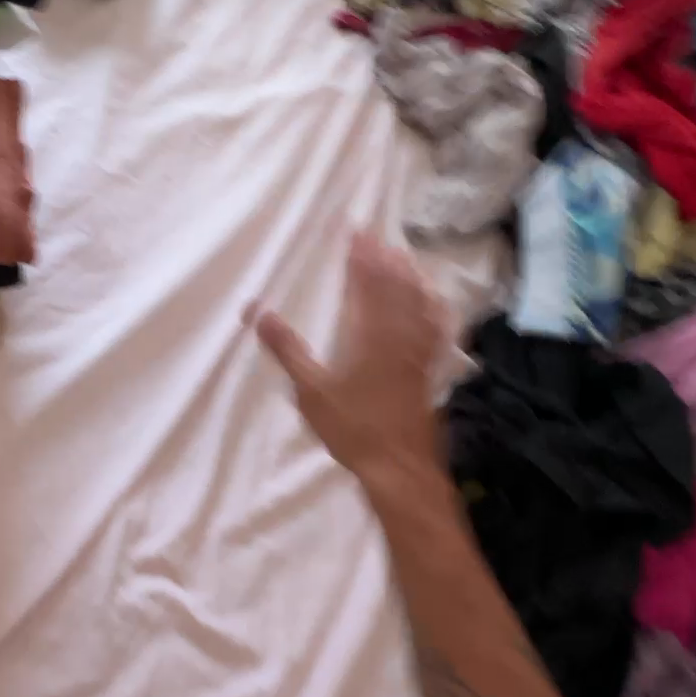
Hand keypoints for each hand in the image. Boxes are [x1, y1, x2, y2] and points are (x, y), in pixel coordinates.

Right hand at [246, 233, 445, 484]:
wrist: (398, 464)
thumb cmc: (350, 427)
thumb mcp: (310, 391)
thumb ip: (287, 349)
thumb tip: (258, 313)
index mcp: (369, 336)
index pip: (366, 285)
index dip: (360, 257)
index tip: (353, 233)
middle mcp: (400, 336)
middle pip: (396, 287)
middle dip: (385, 260)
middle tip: (375, 238)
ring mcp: (419, 352)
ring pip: (419, 304)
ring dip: (409, 277)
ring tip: (401, 258)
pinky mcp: (429, 369)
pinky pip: (437, 330)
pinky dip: (434, 309)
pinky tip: (434, 302)